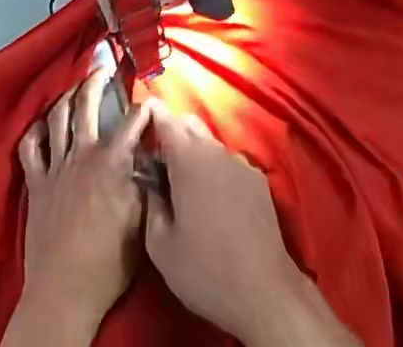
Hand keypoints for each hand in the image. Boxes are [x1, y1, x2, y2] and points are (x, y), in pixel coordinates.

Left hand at [2, 71, 151, 346]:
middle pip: (86, 104)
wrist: (64, 293)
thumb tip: (155, 156)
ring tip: (77, 85)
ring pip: (58, 117)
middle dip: (98, 80)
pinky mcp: (36, 184)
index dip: (144, 106)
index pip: (132, 119)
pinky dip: (37, 129)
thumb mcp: (144, 218)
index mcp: (112, 161)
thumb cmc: (111, 260)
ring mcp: (55, 167)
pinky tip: (44, 122)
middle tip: (105, 68)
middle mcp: (82, 154)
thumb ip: (149, 180)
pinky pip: (31, 147)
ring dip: (68, 96)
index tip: (152, 101)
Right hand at [144, 102, 358, 346]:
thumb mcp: (160, 245)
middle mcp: (217, 152)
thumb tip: (150, 181)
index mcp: (189, 161)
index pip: (168, 120)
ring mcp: (242, 164)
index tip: (141, 115)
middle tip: (155, 158)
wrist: (262, 288)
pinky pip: (229, 162)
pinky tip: (211, 198)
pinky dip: (215, 168)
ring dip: (194, 152)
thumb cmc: (203, 268)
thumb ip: (151, 203)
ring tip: (182, 183)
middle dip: (172, 131)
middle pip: (191, 126)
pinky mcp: (258, 180)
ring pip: (211, 144)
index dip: (153, 114)